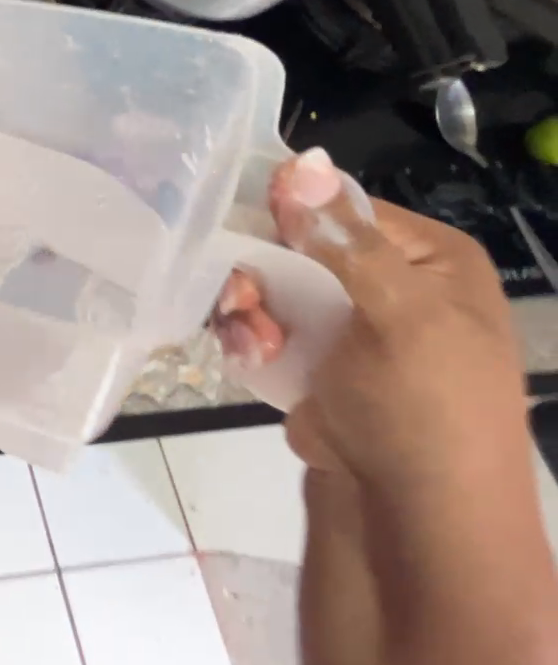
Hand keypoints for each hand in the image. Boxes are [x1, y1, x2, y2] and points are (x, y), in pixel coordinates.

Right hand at [213, 148, 527, 493]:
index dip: (281, 216)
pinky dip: (245, 335)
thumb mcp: (396, 315)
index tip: (241, 240)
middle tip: (246, 303)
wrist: (408, 502)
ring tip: (255, 342)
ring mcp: (341, 312)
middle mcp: (383, 274)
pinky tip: (255, 357)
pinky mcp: (307, 344)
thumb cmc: (423, 405)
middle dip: (254, 273)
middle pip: (282, 241)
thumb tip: (300, 161)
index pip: (332, 205)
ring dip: (244, 309)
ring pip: (258, 279)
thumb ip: (344, 241)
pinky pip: (254, 316)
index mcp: (423, 255)